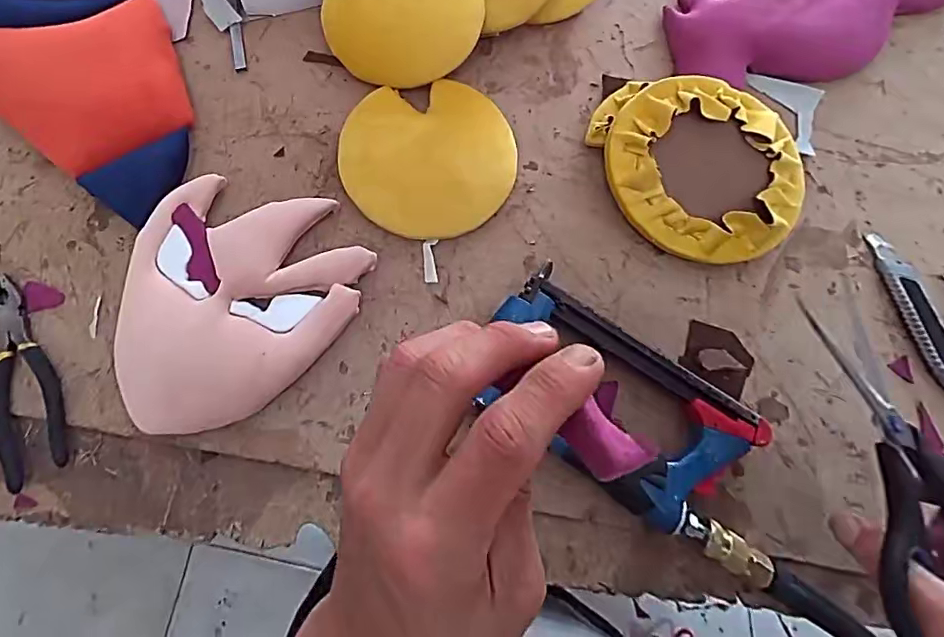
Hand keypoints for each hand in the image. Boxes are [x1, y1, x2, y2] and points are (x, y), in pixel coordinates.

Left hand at [299, 320, 604, 636]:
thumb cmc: (445, 629)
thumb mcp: (513, 590)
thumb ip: (525, 501)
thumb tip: (540, 414)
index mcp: (438, 543)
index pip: (501, 439)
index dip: (551, 388)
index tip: (585, 364)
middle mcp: (390, 492)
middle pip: (443, 378)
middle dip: (506, 342)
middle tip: (548, 341)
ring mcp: (364, 460)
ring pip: (413, 360)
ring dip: (474, 336)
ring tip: (515, 343)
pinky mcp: (358, 442)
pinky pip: (397, 369)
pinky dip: (443, 345)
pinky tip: (475, 352)